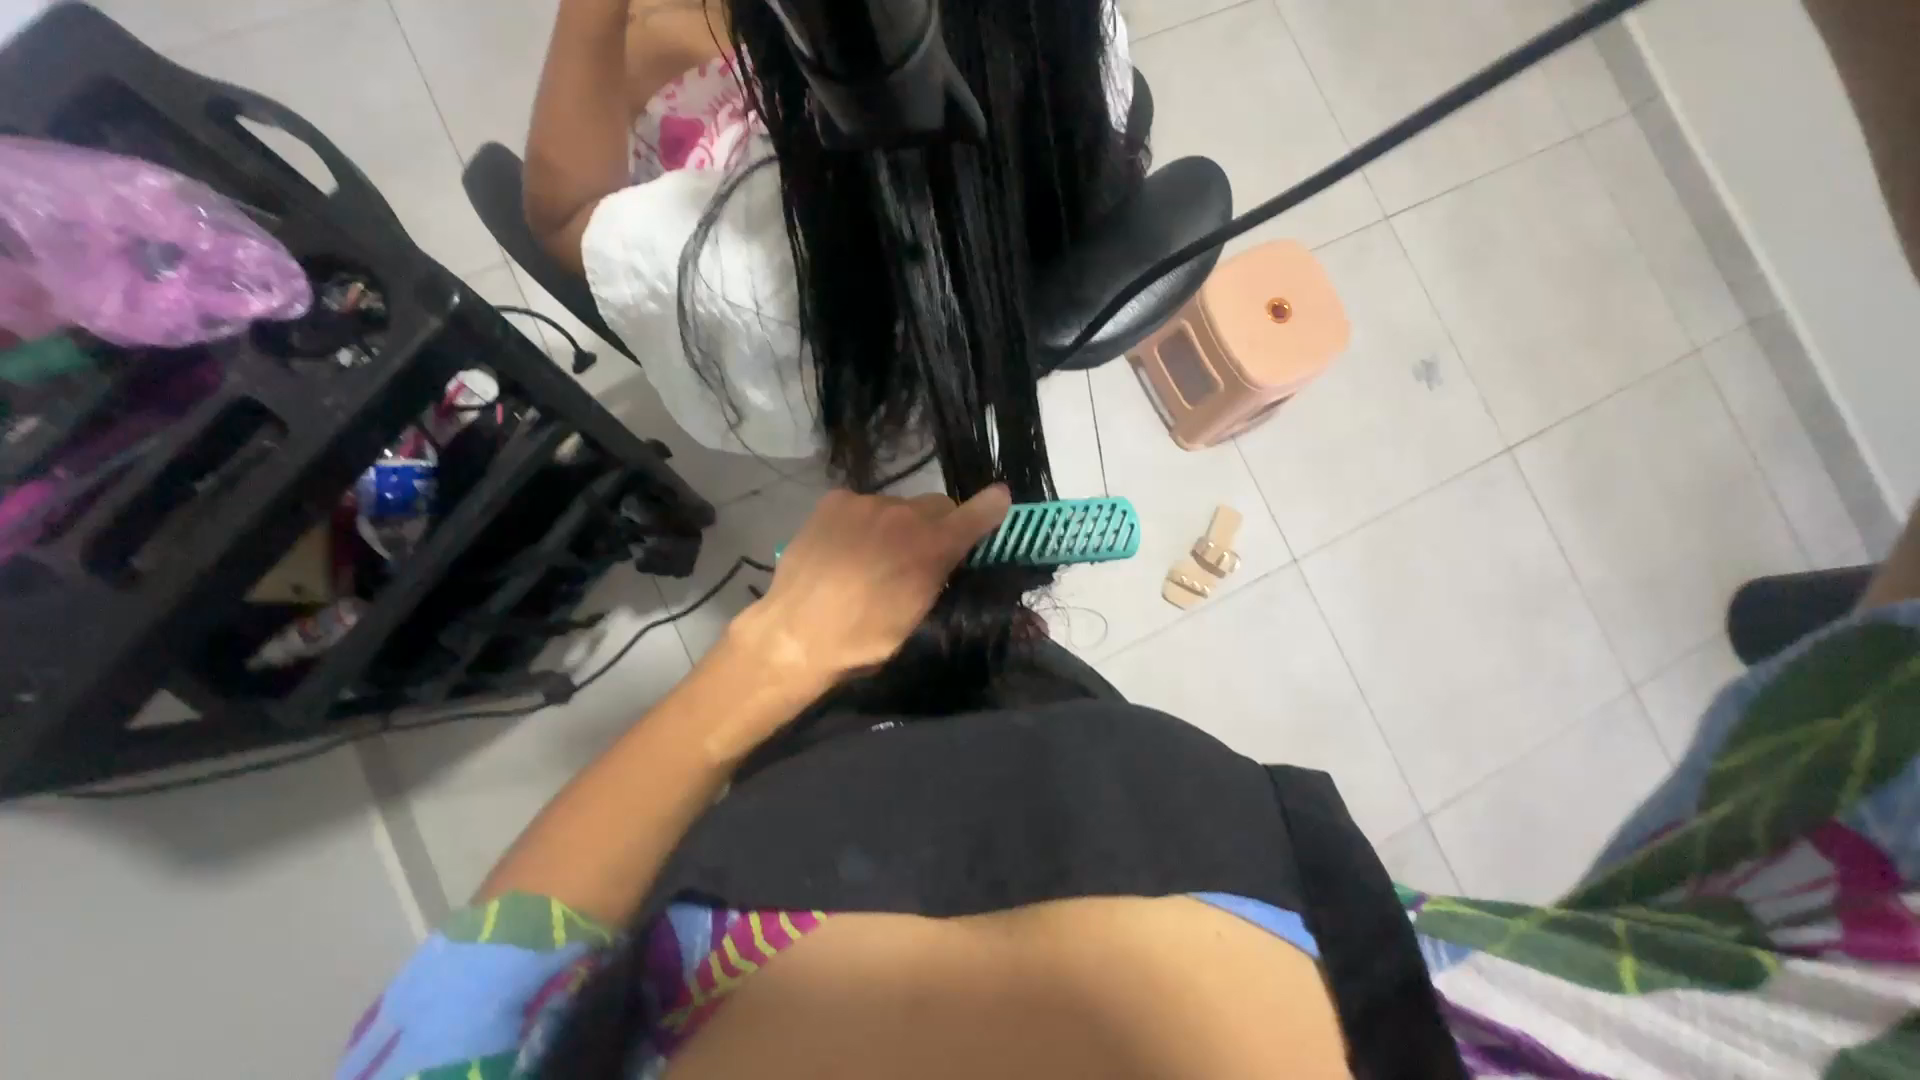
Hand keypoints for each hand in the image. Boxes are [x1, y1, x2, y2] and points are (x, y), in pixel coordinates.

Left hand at [728, 485, 1012, 692]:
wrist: (796, 633)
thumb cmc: (863, 640)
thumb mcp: (916, 618)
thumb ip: (938, 579)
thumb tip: (949, 563)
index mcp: (932, 548)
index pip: (977, 513)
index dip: (991, 508)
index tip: (1000, 502)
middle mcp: (904, 515)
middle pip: (937, 506)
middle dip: (937, 526)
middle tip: (919, 555)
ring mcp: (867, 503)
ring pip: (898, 506)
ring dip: (897, 525)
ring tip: (872, 557)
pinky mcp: (835, 501)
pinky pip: (863, 504)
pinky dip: (863, 521)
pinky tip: (846, 548)